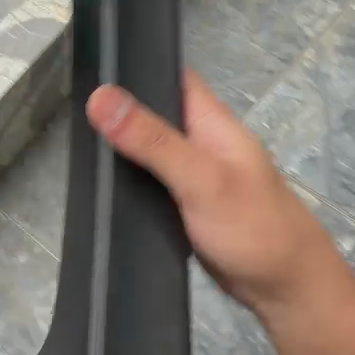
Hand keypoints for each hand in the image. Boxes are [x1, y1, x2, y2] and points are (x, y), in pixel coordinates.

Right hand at [85, 71, 354, 321]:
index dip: (133, 63)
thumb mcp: (201, 179)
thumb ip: (152, 140)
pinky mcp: (180, 202)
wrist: (287, 292)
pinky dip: (125, 177)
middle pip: (151, 111)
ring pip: (146, 147)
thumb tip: (99, 96)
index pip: (169, 75)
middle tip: (68, 105)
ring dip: (117, 144)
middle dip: (115, 108)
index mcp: (210, 120)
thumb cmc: (254, 228)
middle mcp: (199, 140)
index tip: (89, 61)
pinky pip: (146, 179)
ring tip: (72, 138)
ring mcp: (190, 172)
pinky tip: (98, 181)